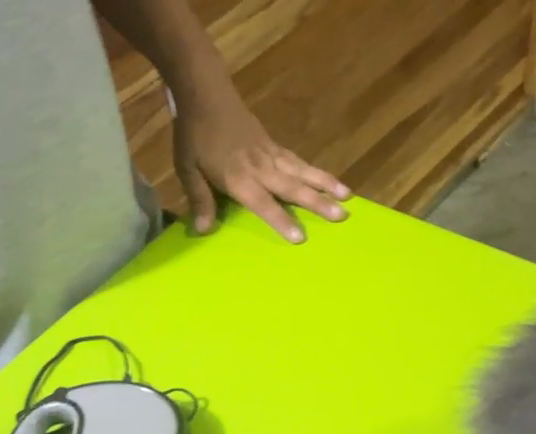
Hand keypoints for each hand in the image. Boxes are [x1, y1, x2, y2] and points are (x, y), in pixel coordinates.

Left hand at [172, 88, 349, 243]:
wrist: (205, 93)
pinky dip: (315, 172)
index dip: (281, 220)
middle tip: (342, 216)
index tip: (301, 238)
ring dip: (326, 184)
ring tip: (348, 197)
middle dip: (317, 202)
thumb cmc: (194, 135)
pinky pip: (298, 161)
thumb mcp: (187, 169)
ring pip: (302, 172)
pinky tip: (330, 180)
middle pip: (292, 188)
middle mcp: (260, 168)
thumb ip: (199, 199)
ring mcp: (270, 155)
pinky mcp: (274, 146)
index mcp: (238, 178)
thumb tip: (204, 231)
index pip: (263, 203)